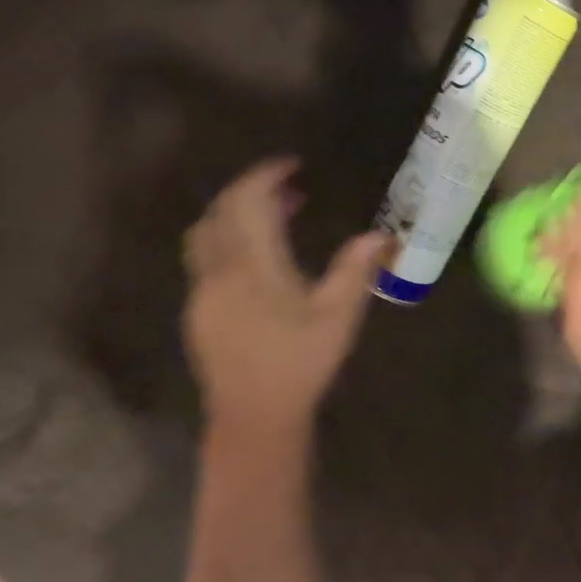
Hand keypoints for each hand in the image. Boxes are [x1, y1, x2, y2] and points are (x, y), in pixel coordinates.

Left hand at [183, 158, 390, 424]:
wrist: (254, 415)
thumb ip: (356, 271)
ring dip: (234, 215)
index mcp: (254, 265)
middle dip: (251, 191)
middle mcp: (219, 270)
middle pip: (222, 210)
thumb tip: (383, 236)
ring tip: (270, 220)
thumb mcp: (338, 318)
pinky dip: (227, 242)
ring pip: (206, 233)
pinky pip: (204, 260)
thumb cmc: (301, 364)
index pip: (249, 200)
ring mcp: (202, 291)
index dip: (267, 175)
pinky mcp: (197, 311)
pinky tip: (255, 264)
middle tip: (288, 190)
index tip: (292, 166)